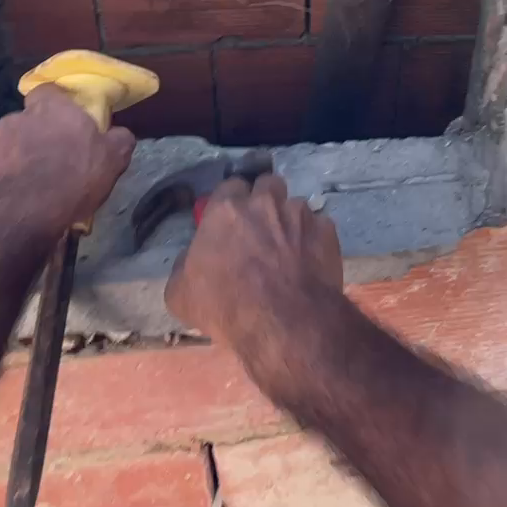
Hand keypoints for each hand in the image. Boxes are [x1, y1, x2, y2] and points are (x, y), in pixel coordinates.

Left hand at [0, 84, 135, 231]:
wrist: (17, 221)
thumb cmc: (71, 182)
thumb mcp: (113, 161)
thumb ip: (119, 139)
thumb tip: (118, 133)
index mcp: (51, 110)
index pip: (48, 91)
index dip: (54, 104)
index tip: (63, 122)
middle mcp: (15, 118)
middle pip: (26, 121)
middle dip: (34, 136)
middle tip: (49, 161)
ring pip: (3, 144)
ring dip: (12, 157)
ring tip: (24, 184)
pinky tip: (3, 197)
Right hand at [166, 173, 343, 346]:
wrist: (283, 322)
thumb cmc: (225, 306)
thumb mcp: (181, 293)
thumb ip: (186, 263)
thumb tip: (192, 257)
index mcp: (227, 209)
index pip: (230, 186)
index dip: (231, 202)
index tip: (231, 220)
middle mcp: (265, 201)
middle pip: (267, 184)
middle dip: (265, 199)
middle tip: (262, 226)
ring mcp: (299, 212)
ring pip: (295, 204)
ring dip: (290, 220)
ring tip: (288, 247)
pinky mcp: (326, 229)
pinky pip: (319, 226)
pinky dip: (313, 239)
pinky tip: (309, 261)